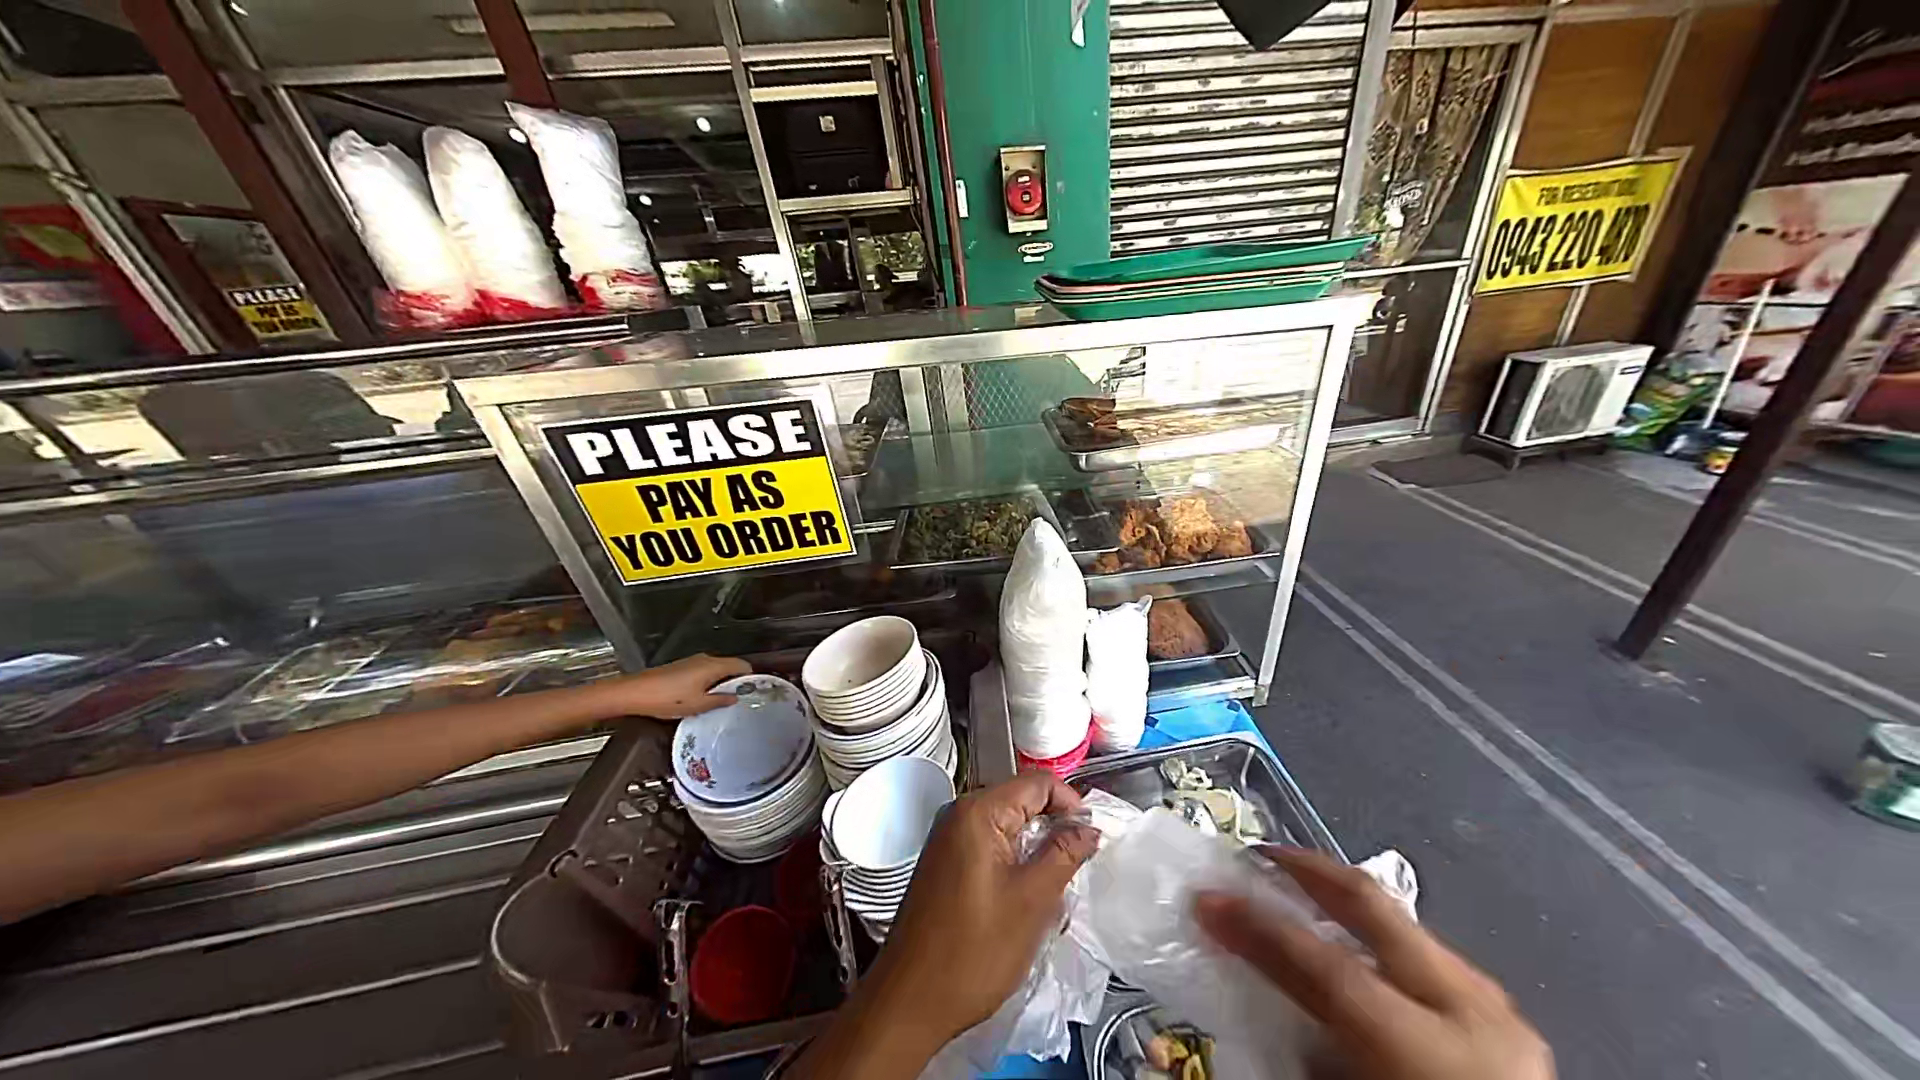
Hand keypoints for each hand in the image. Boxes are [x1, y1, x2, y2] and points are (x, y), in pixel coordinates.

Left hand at [589, 654, 750, 719]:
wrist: (634, 693)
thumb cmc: (667, 699)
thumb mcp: (697, 705)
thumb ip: (719, 700)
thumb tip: (735, 697)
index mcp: (713, 665)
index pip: (742, 665)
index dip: (751, 677)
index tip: (755, 692)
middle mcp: (706, 659)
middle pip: (730, 666)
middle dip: (737, 681)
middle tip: (742, 700)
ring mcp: (693, 662)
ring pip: (717, 670)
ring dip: (723, 683)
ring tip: (725, 702)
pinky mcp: (682, 668)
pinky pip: (705, 672)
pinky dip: (710, 683)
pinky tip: (705, 699)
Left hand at [872, 772, 1099, 1043]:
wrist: (910, 999)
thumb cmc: (973, 950)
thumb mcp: (1032, 900)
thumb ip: (1064, 854)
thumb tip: (1089, 828)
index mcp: (977, 812)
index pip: (1036, 783)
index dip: (1070, 802)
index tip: (1091, 835)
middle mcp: (958, 814)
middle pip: (1020, 800)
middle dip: (1053, 826)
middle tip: (1078, 864)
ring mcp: (947, 837)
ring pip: (1006, 825)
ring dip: (1034, 848)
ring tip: (1054, 885)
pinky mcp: (944, 861)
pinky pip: (988, 844)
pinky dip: (1013, 861)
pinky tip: (1024, 895)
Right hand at [1195, 848, 1553, 1079]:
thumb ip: (1294, 1041)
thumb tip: (1241, 978)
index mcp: (1420, 1047)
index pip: (1321, 964)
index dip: (1255, 925)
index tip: (1206, 898)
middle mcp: (1469, 1015)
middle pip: (1374, 909)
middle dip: (1308, 869)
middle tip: (1259, 854)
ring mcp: (1499, 1013)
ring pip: (1405, 923)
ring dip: (1344, 899)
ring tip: (1298, 892)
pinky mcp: (1511, 1023)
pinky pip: (1430, 954)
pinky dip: (1380, 938)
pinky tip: (1354, 947)